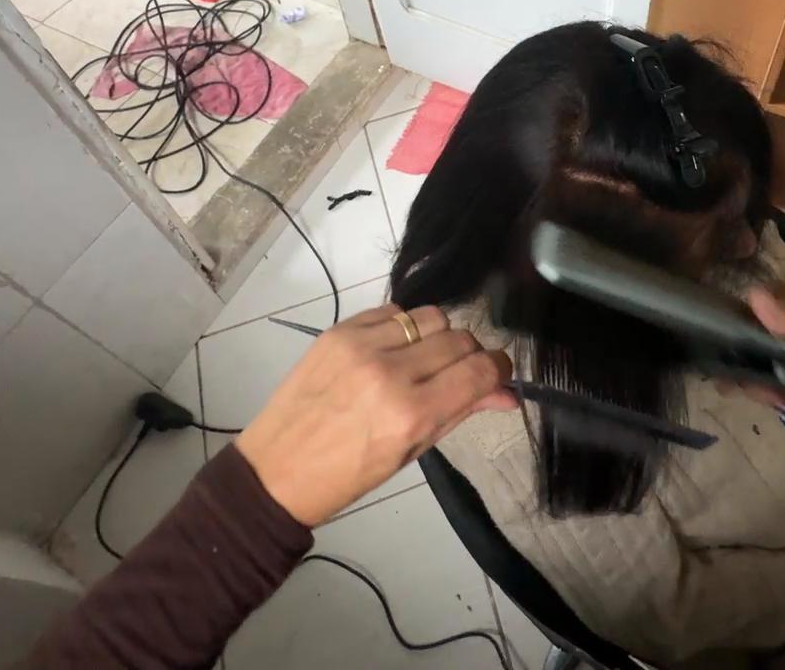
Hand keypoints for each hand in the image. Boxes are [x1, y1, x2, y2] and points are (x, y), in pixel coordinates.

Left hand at [234, 302, 516, 525]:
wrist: (276, 470)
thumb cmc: (349, 474)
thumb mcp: (411, 450)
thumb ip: (461, 412)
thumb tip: (508, 395)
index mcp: (410, 414)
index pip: (479, 372)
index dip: (499, 369)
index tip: (498, 373)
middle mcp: (389, 373)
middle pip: (459, 339)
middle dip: (470, 356)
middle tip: (458, 373)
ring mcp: (362, 346)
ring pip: (432, 317)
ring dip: (439, 336)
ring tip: (423, 359)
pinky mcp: (340, 330)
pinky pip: (395, 310)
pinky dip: (405, 326)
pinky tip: (394, 348)